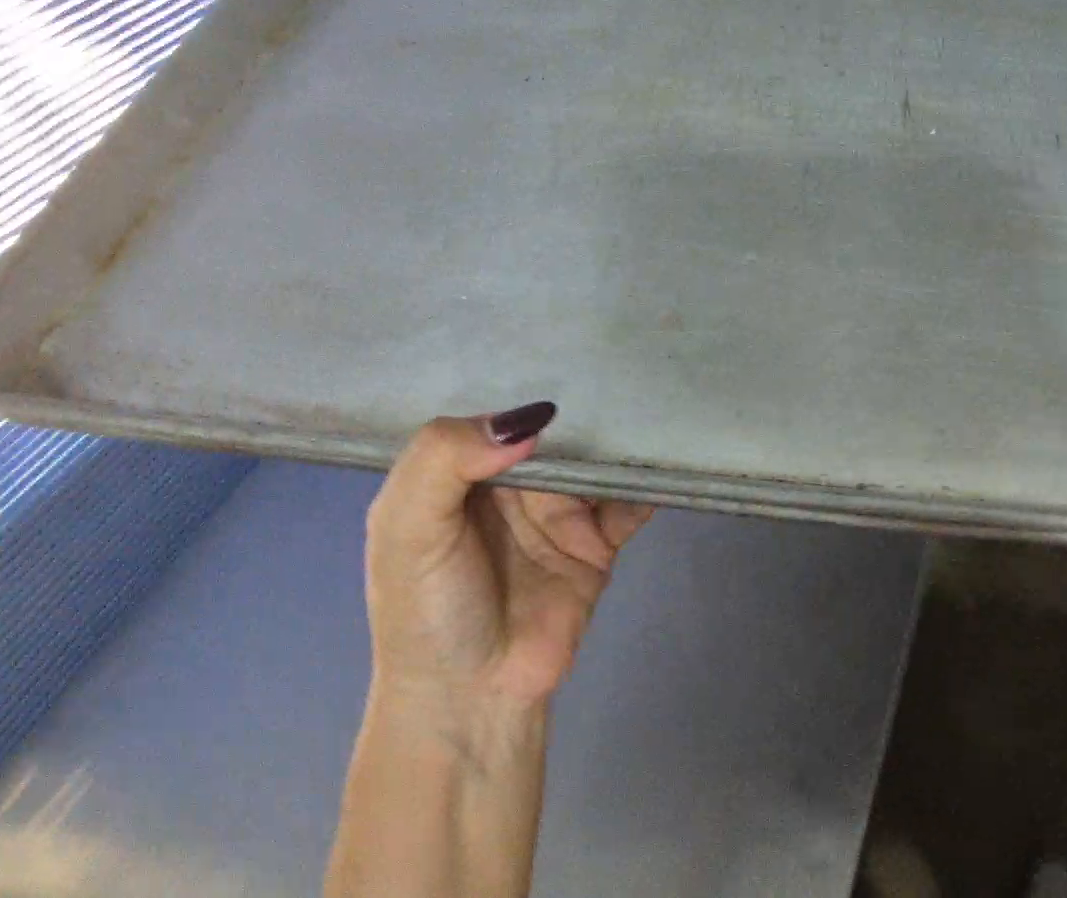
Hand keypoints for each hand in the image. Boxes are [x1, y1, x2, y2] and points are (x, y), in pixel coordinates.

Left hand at [363, 404, 652, 750]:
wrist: (471, 699)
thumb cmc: (426, 608)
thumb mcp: (406, 527)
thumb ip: (445, 460)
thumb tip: (528, 420)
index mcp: (459, 474)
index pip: (496, 419)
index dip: (523, 396)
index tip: (560, 366)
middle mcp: (512, 487)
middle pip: (555, 435)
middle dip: (583, 410)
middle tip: (623, 374)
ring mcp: (559, 515)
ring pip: (595, 464)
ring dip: (619, 445)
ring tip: (652, 412)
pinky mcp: (597, 545)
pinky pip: (628, 505)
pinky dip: (645, 487)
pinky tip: (661, 469)